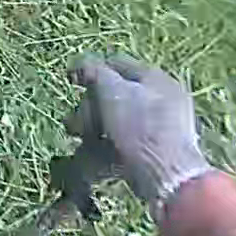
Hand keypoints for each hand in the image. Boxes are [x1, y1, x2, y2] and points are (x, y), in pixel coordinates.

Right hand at [73, 55, 213, 216]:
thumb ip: (93, 71)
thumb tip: (79, 65)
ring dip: (90, 122)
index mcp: (155, 80)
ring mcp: (157, 122)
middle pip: (109, 90)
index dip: (89, 69)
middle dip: (88, 103)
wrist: (165, 172)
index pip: (115, 63)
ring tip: (83, 135)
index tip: (70, 82)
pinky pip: (118, 132)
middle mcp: (159, 97)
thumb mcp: (111, 90)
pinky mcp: (150, 143)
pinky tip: (95, 146)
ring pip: (110, 113)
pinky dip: (103, 137)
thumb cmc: (138, 126)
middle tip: (80, 117)